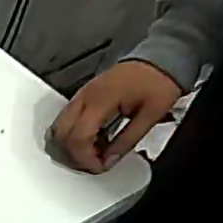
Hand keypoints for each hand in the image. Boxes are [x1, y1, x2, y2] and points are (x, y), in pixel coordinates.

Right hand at [50, 60, 183, 172]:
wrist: (162, 55)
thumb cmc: (159, 81)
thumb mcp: (151, 115)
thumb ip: (127, 141)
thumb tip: (109, 161)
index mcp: (101, 100)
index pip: (78, 137)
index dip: (85, 158)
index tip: (100, 167)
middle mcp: (85, 96)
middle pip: (62, 134)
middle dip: (75, 155)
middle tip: (95, 162)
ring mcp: (82, 94)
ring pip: (59, 127)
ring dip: (72, 146)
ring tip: (94, 151)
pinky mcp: (83, 95)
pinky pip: (66, 119)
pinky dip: (73, 135)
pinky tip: (92, 139)